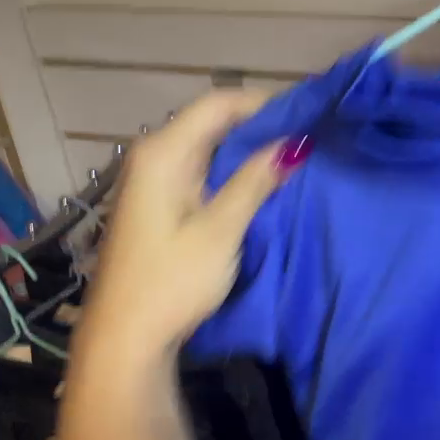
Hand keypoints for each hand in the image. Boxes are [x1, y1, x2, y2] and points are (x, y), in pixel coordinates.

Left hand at [79, 90, 290, 361]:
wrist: (127, 336)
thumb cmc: (172, 280)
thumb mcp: (221, 230)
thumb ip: (255, 182)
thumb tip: (294, 144)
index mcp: (164, 154)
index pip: (220, 104)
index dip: (266, 104)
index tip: (311, 114)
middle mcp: (156, 157)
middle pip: (215, 123)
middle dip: (263, 126)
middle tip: (313, 137)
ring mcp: (158, 182)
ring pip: (213, 149)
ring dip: (252, 151)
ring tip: (299, 158)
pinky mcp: (165, 205)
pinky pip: (207, 173)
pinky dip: (238, 173)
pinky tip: (267, 186)